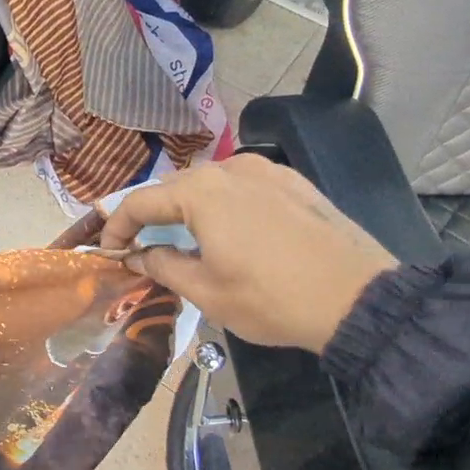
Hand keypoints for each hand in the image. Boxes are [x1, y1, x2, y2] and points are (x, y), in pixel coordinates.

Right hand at [100, 155, 398, 353]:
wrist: (360, 301)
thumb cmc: (271, 299)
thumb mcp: (206, 292)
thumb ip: (161, 266)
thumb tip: (136, 255)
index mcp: (200, 192)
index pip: (140, 202)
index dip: (117, 227)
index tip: (109, 253)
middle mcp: (229, 169)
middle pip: (174, 187)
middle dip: (152, 215)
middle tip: (141, 246)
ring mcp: (267, 171)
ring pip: (210, 183)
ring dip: (188, 207)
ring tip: (185, 238)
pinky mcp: (295, 182)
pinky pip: (244, 186)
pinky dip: (224, 204)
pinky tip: (231, 231)